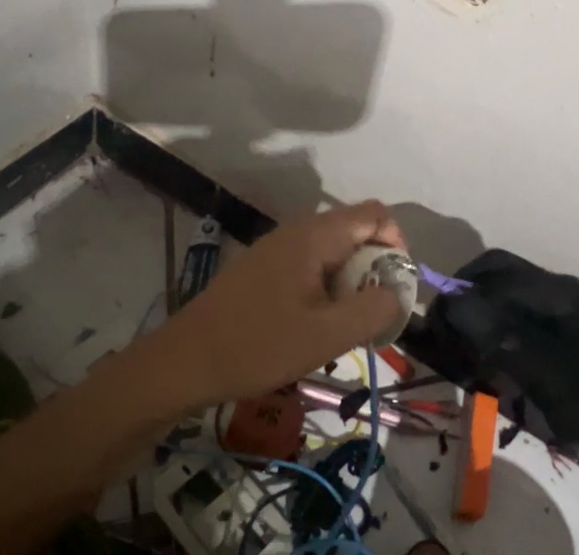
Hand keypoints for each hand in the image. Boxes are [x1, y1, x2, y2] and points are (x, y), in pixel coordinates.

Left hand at [142, 201, 406, 409]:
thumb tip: (397, 294)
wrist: (181, 365)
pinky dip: (325, 288)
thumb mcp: (325, 337)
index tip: (395, 287)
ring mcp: (276, 248)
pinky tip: (312, 326)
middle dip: (374, 268)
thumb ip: (373, 311)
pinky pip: (310, 265)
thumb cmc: (257, 347)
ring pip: (333, 252)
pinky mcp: (262, 269)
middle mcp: (297, 231)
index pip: (375, 214)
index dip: (397, 243)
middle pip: (356, 232)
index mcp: (315, 236)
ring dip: (350, 282)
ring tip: (343, 325)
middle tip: (370, 314)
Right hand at [428, 250, 578, 512]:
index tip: (433, 327)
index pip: (492, 270)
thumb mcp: (536, 366)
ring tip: (461, 353)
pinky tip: (487, 364)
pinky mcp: (562, 340)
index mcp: (555, 290)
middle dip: (465, 299)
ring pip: (505, 298)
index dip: (457, 293)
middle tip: (443, 336)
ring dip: (477, 317)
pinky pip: (518, 322)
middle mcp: (558, 292)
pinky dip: (494, 336)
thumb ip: (493, 330)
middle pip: (498, 277)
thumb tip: (448, 301)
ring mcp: (562, 315)